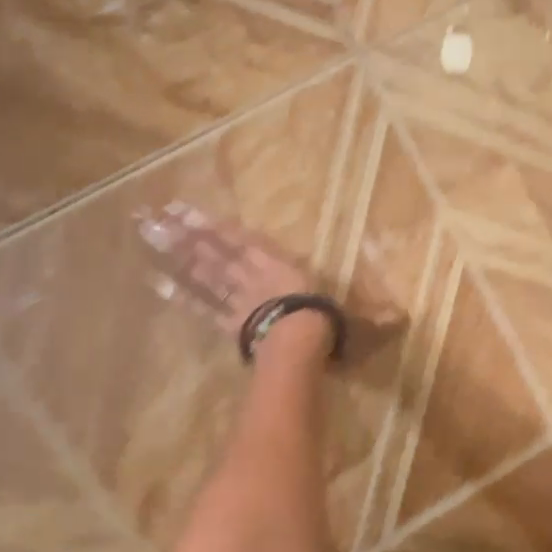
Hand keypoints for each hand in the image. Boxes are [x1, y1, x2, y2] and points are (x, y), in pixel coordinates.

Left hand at [136, 201, 404, 370]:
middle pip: (213, 252)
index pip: (242, 241)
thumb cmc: (332, 322)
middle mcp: (254, 276)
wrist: (306, 342)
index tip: (184, 208)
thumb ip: (375, 311)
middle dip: (182, 233)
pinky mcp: (234, 325)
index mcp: (281, 265)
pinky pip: (204, 308)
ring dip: (175, 254)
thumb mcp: (359, 312)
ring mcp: (240, 300)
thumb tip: (403, 317)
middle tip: (149, 215)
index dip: (213, 225)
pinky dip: (182, 296)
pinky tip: (158, 284)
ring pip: (202, 273)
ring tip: (147, 236)